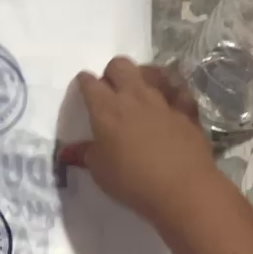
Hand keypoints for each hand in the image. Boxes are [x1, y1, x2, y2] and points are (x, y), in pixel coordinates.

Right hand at [58, 57, 221, 221]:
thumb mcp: (100, 171)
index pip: (89, 82)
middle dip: (111, 73)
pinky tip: (168, 99)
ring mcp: (162, 100)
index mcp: (106, 109)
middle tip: (110, 93)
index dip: (83, 83)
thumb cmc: (132, 180)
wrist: (183, 188)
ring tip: (138, 93)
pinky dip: (171, 89)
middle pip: (119, 65)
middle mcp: (133, 96)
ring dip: (140, 76)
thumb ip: (83, 155)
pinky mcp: (186, 109)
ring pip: (149, 71)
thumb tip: (65, 152)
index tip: (83, 90)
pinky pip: (177, 87)